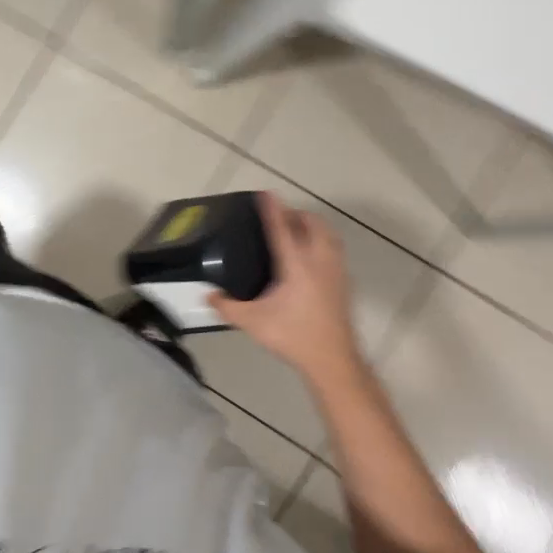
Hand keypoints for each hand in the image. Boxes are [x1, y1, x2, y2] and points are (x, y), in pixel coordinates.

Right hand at [208, 192, 360, 385]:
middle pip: (312, 224)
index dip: (272, 210)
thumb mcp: (252, 322)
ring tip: (297, 229)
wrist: (333, 360)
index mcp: (296, 265)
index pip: (282, 229)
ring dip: (313, 226)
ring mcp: (335, 271)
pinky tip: (312, 256)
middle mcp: (318, 261)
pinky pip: (334, 250)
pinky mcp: (344, 282)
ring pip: (328, 235)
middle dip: (297, 214)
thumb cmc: (292, 336)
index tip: (265, 193)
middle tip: (280, 216)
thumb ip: (227, 307)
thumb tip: (208, 295)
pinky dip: (323, 242)